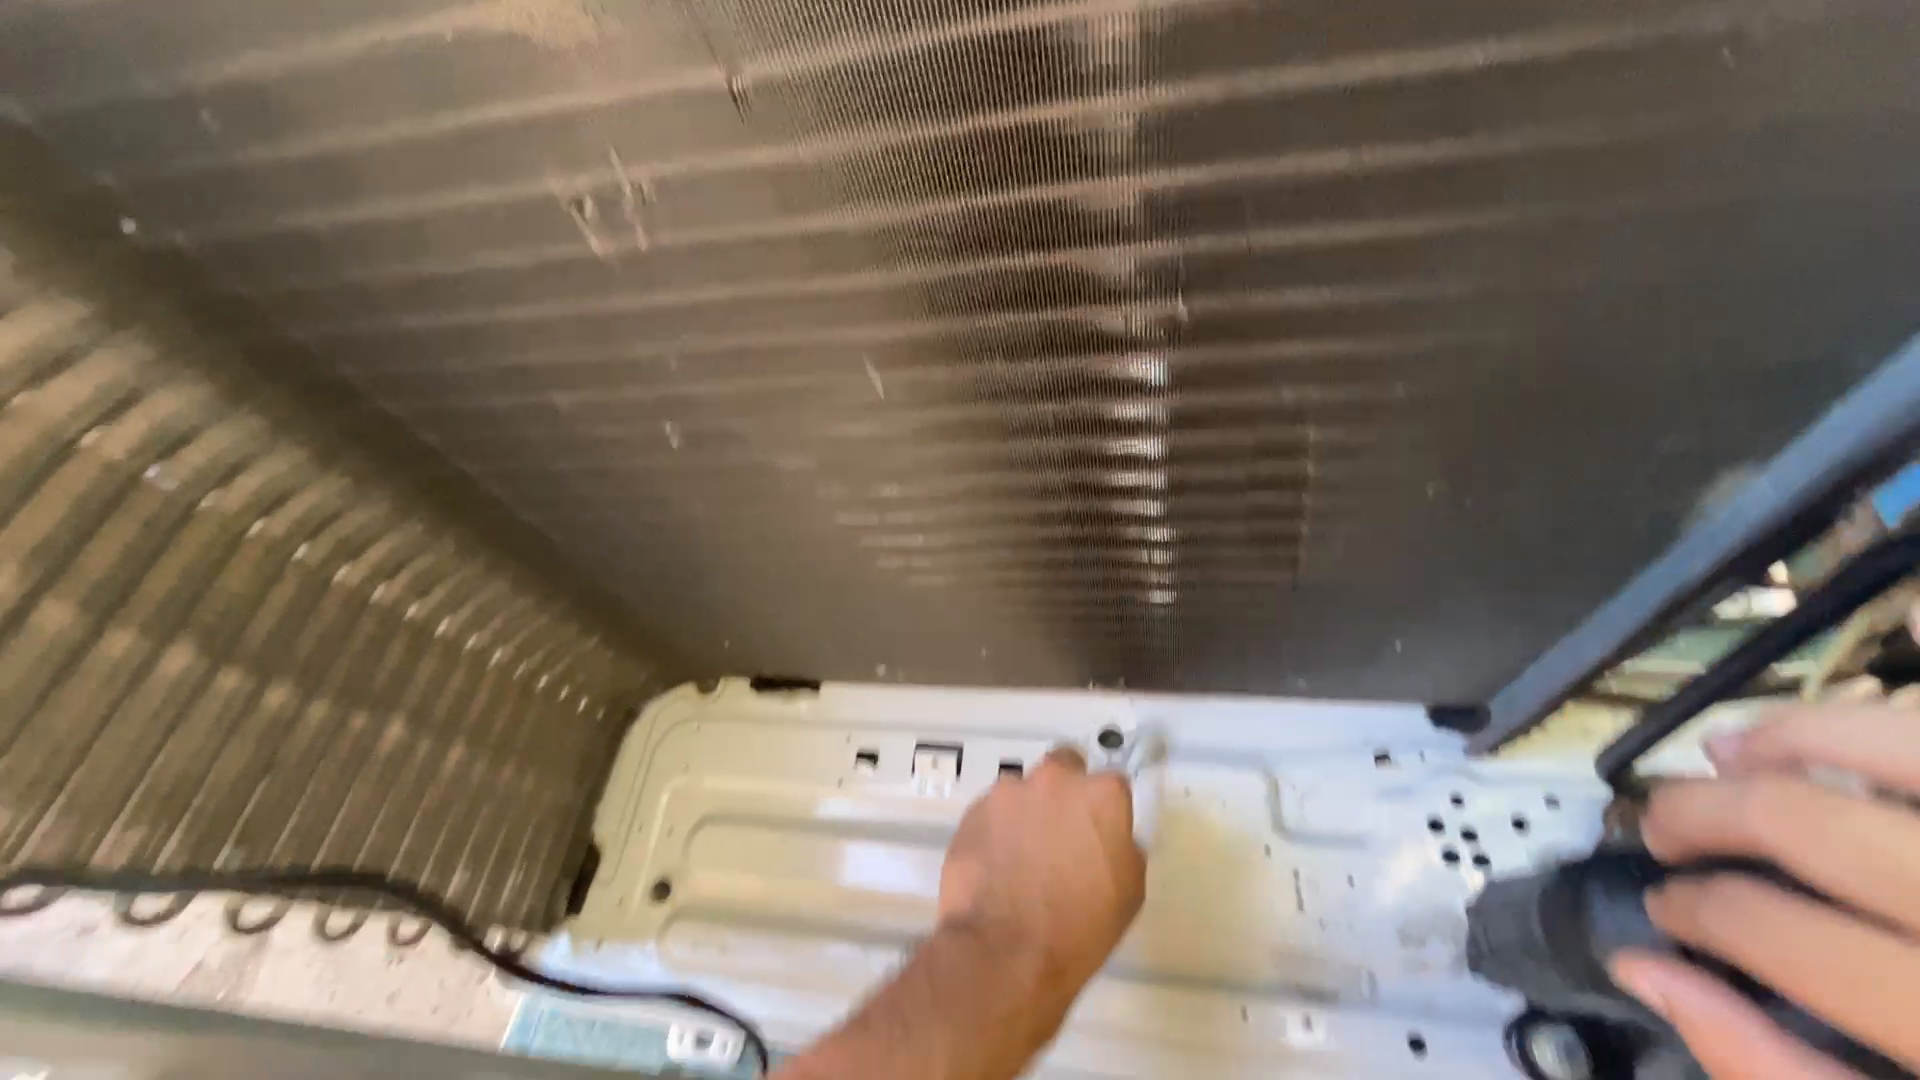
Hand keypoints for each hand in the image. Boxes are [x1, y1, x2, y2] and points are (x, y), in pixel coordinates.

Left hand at [939, 745, 1145, 994]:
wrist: (1005, 951)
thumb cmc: (1080, 928)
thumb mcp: (1129, 891)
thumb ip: (1123, 846)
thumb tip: (1110, 837)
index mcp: (1101, 795)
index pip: (1112, 785)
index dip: (1106, 809)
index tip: (1100, 834)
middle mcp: (1055, 780)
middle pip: (1064, 768)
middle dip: (1064, 791)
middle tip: (1060, 833)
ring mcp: (1008, 792)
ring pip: (1023, 791)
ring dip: (1027, 811)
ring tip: (1021, 856)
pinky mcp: (972, 811)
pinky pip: (992, 813)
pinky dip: (996, 830)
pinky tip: (995, 866)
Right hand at [1608, 702, 1919, 1076]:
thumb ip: (1776, 1068)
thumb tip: (1646, 972)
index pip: (1768, 927)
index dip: (1688, 907)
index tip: (1665, 907)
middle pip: (1802, 822)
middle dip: (1697, 814)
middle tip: (1662, 825)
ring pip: (1890, 745)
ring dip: (1784, 735)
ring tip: (1730, 751)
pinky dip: (1903, 700)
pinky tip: (1861, 706)